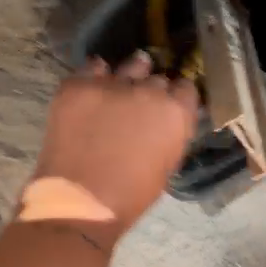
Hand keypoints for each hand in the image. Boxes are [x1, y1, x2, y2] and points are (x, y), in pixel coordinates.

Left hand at [18, 53, 198, 240]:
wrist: (83, 199)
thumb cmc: (134, 193)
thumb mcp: (169, 161)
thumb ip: (172, 132)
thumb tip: (168, 119)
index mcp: (176, 113)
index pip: (186, 88)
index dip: (179, 98)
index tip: (172, 107)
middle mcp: (149, 91)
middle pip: (158, 79)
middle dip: (154, 90)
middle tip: (144, 105)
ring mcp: (112, 85)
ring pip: (130, 66)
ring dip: (131, 74)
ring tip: (123, 86)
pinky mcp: (79, 85)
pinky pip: (93, 67)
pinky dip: (97, 74)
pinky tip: (97, 86)